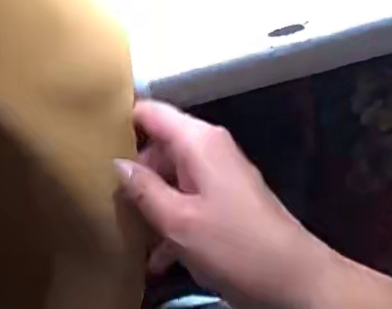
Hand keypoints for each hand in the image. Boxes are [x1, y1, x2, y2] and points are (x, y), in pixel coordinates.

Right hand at [115, 100, 344, 308]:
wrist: (298, 282)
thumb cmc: (235, 245)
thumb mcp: (179, 222)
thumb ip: (144, 189)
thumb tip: (116, 162)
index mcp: (197, 139)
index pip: (151, 111)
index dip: (121, 120)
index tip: (93, 138)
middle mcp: (209, 144)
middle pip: (160, 143)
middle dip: (135, 170)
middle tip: (107, 197)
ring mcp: (221, 169)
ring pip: (173, 172)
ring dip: (152, 201)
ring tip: (128, 232)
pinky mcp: (229, 195)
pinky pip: (190, 193)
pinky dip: (173, 215)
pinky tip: (158, 257)